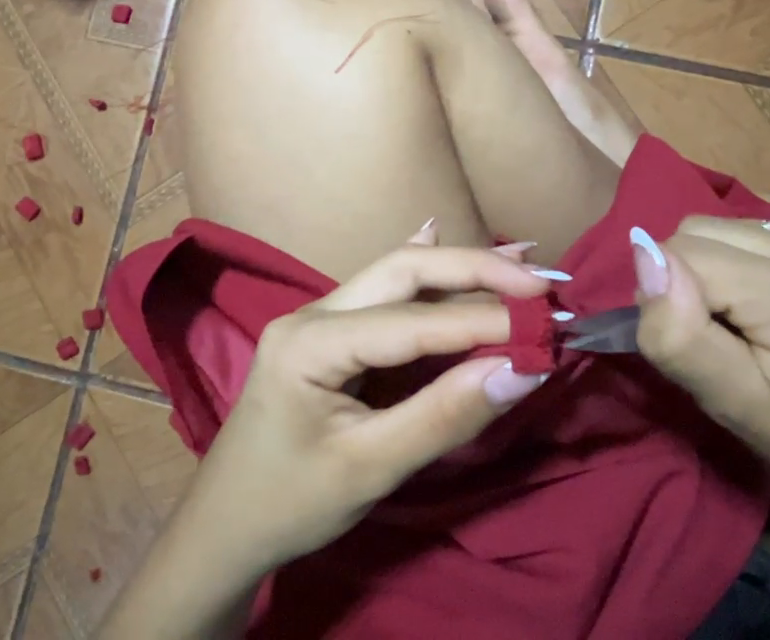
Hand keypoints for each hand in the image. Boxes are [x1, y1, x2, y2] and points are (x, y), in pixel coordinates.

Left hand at [183, 228, 554, 570]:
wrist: (224, 528)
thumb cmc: (289, 502)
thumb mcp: (371, 467)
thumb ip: (444, 415)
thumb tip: (522, 370)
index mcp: (311, 342)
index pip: (412, 320)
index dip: (483, 318)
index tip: (545, 323)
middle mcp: (313, 313)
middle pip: (403, 271)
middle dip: (474, 271)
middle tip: (540, 282)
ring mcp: (319, 319)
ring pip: (397, 279)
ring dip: (459, 274)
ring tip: (520, 268)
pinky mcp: (331, 336)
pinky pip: (386, 299)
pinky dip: (431, 286)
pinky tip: (443, 242)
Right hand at [631, 218, 769, 524]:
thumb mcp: (737, 411)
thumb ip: (681, 336)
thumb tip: (644, 257)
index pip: (686, 252)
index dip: (672, 297)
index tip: (699, 348)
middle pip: (708, 228)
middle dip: (692, 276)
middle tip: (724, 340)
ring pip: (738, 227)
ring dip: (725, 268)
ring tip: (757, 326)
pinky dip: (760, 266)